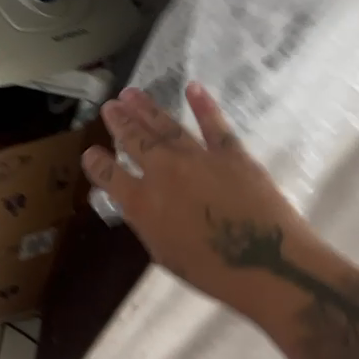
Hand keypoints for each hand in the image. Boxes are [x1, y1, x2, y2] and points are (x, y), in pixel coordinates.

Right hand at [81, 83, 330, 319]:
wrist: (269, 264)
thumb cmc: (210, 271)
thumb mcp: (162, 251)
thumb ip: (146, 221)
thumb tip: (138, 202)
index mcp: (140, 203)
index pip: (107, 175)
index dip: (96, 162)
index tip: (89, 153)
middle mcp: (163, 174)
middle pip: (135, 141)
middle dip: (119, 123)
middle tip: (109, 107)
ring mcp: (199, 160)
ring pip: (166, 128)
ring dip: (147, 109)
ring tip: (131, 93)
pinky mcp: (233, 156)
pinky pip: (215, 125)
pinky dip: (203, 105)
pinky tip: (192, 88)